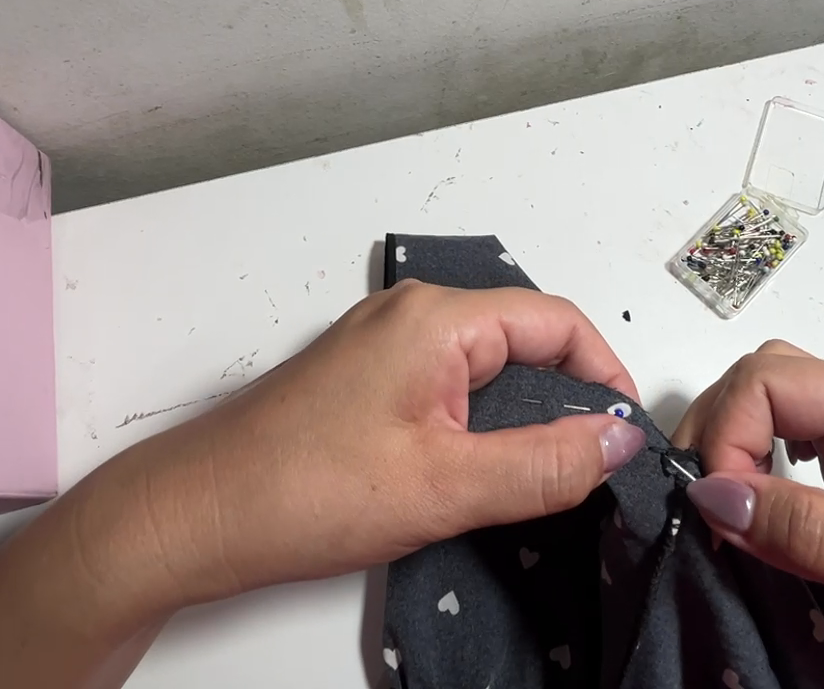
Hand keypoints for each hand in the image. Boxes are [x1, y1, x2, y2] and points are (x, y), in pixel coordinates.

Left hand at [0, 283, 643, 688]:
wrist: (196, 512)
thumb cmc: (313, 491)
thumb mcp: (447, 485)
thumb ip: (546, 462)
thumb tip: (624, 437)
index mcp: (438, 317)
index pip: (554, 320)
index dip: (603, 371)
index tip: (627, 434)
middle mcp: (414, 311)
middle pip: (521, 336)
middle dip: (565, 394)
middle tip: (591, 463)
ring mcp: (386, 339)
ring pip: (485, 361)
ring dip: (523, 410)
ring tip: (543, 472)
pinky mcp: (367, 371)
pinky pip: (449, 378)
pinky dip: (481, 415)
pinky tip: (481, 464)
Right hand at [672, 342, 823, 688]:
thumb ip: (816, 534)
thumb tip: (708, 492)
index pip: (778, 378)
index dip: (730, 427)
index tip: (714, 505)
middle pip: (771, 379)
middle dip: (722, 427)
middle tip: (702, 502)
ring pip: (777, 412)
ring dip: (736, 449)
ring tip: (721, 511)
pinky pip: (794, 458)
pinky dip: (759, 478)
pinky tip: (759, 517)